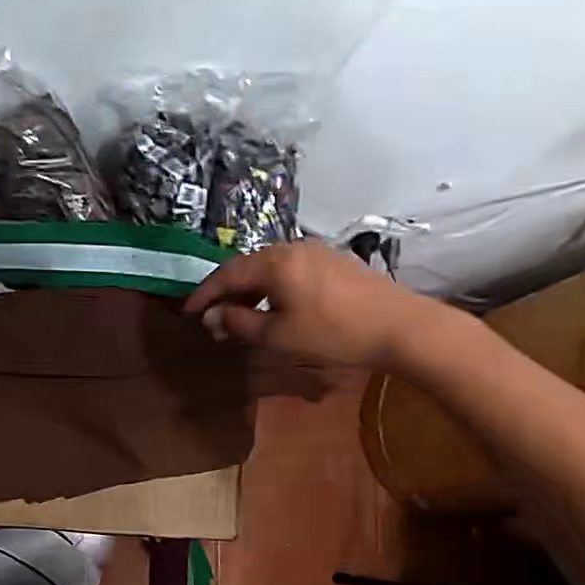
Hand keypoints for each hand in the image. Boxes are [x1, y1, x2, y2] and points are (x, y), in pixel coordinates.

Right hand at [183, 241, 448, 369]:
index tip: (187, 313)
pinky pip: (288, 269)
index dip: (203, 294)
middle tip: (211, 317)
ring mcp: (315, 251)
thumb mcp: (278, 336)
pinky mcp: (332, 261)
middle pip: (246, 266)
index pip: (226, 274)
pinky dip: (270, 286)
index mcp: (274, 263)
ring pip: (268, 267)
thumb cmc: (332, 333)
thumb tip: (214, 316)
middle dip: (225, 291)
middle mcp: (292, 248)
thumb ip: (240, 323)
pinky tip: (272, 305)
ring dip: (248, 289)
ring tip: (239, 314)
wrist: (397, 325)